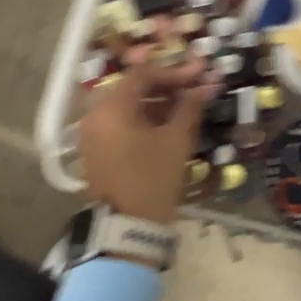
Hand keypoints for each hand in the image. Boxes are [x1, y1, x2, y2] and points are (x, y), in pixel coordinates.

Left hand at [78, 53, 210, 223]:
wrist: (128, 229)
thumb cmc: (153, 180)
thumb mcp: (176, 140)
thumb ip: (190, 106)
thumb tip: (208, 82)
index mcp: (111, 108)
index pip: (143, 74)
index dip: (175, 71)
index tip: (201, 73)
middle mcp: (94, 115)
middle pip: (132, 87)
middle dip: (166, 84)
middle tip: (195, 87)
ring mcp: (91, 134)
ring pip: (126, 105)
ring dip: (155, 101)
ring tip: (186, 105)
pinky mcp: (95, 150)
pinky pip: (119, 122)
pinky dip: (142, 118)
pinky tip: (167, 122)